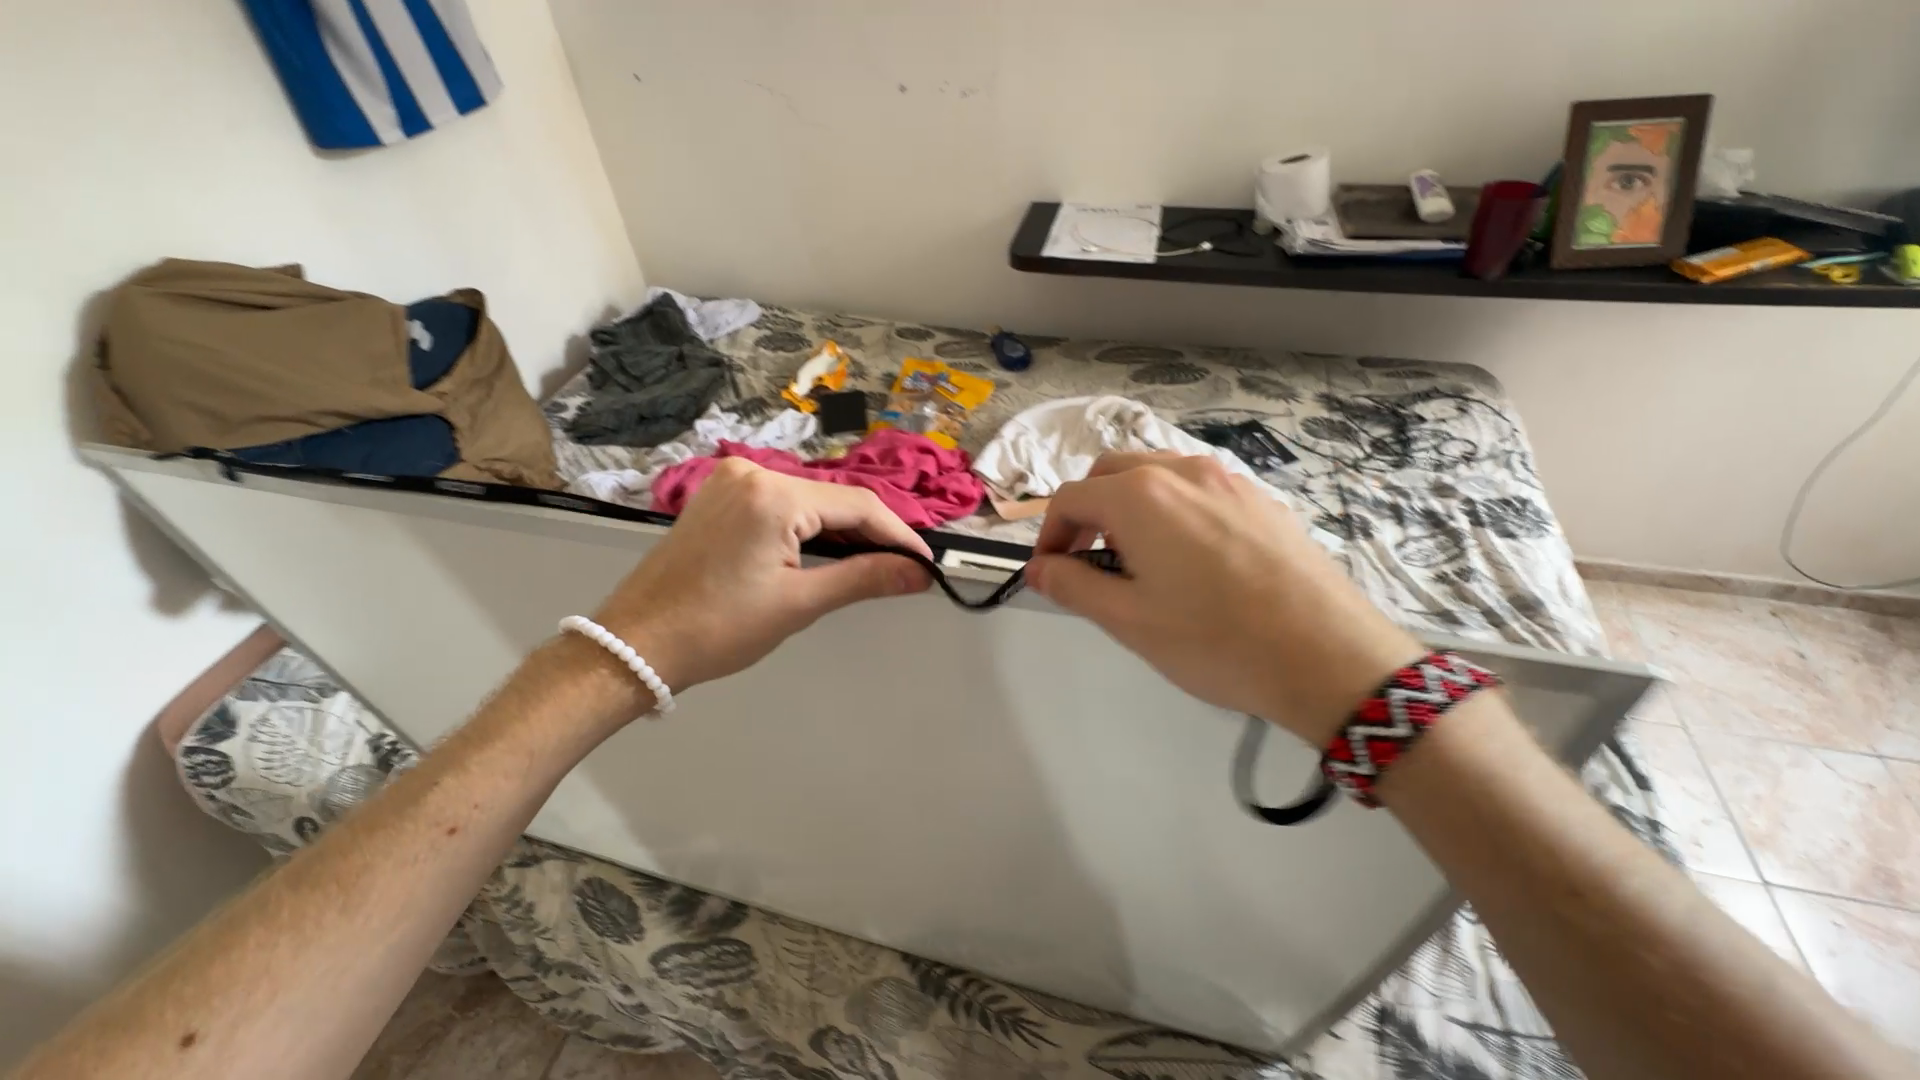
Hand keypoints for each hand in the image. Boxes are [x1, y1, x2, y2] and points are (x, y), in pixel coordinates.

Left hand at [579, 459, 932, 712]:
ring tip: (873, 565)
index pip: (859, 506)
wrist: (636, 643)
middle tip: (905, 569)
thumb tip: (917, 573)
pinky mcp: (718, 496)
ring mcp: (731, 482)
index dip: (899, 535)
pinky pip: (780, 504)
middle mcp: (752, 473)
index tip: (927, 564)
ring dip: (842, 530)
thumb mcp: (798, 603)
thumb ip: (864, 578)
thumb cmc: (716, 629)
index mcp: (773, 495)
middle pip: (834, 499)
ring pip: (809, 501)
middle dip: (872, 534)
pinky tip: (826, 552)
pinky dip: (809, 526)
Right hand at [1026, 453, 1420, 743]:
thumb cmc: (1216, 641)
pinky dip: (1175, 510)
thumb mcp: (1129, 621)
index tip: (1050, 573)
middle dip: (1088, 512)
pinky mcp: (1264, 500)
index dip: (1048, 535)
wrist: (1328, 654)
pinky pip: (1201, 490)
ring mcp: (1230, 481)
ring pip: (1159, 475)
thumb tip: (1039, 567)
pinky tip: (1192, 561)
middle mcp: (1184, 472)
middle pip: (1113, 472)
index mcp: (1142, 495)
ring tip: (1140, 562)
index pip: (1072, 497)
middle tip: (1088, 562)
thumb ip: (1072, 586)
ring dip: (1131, 507)